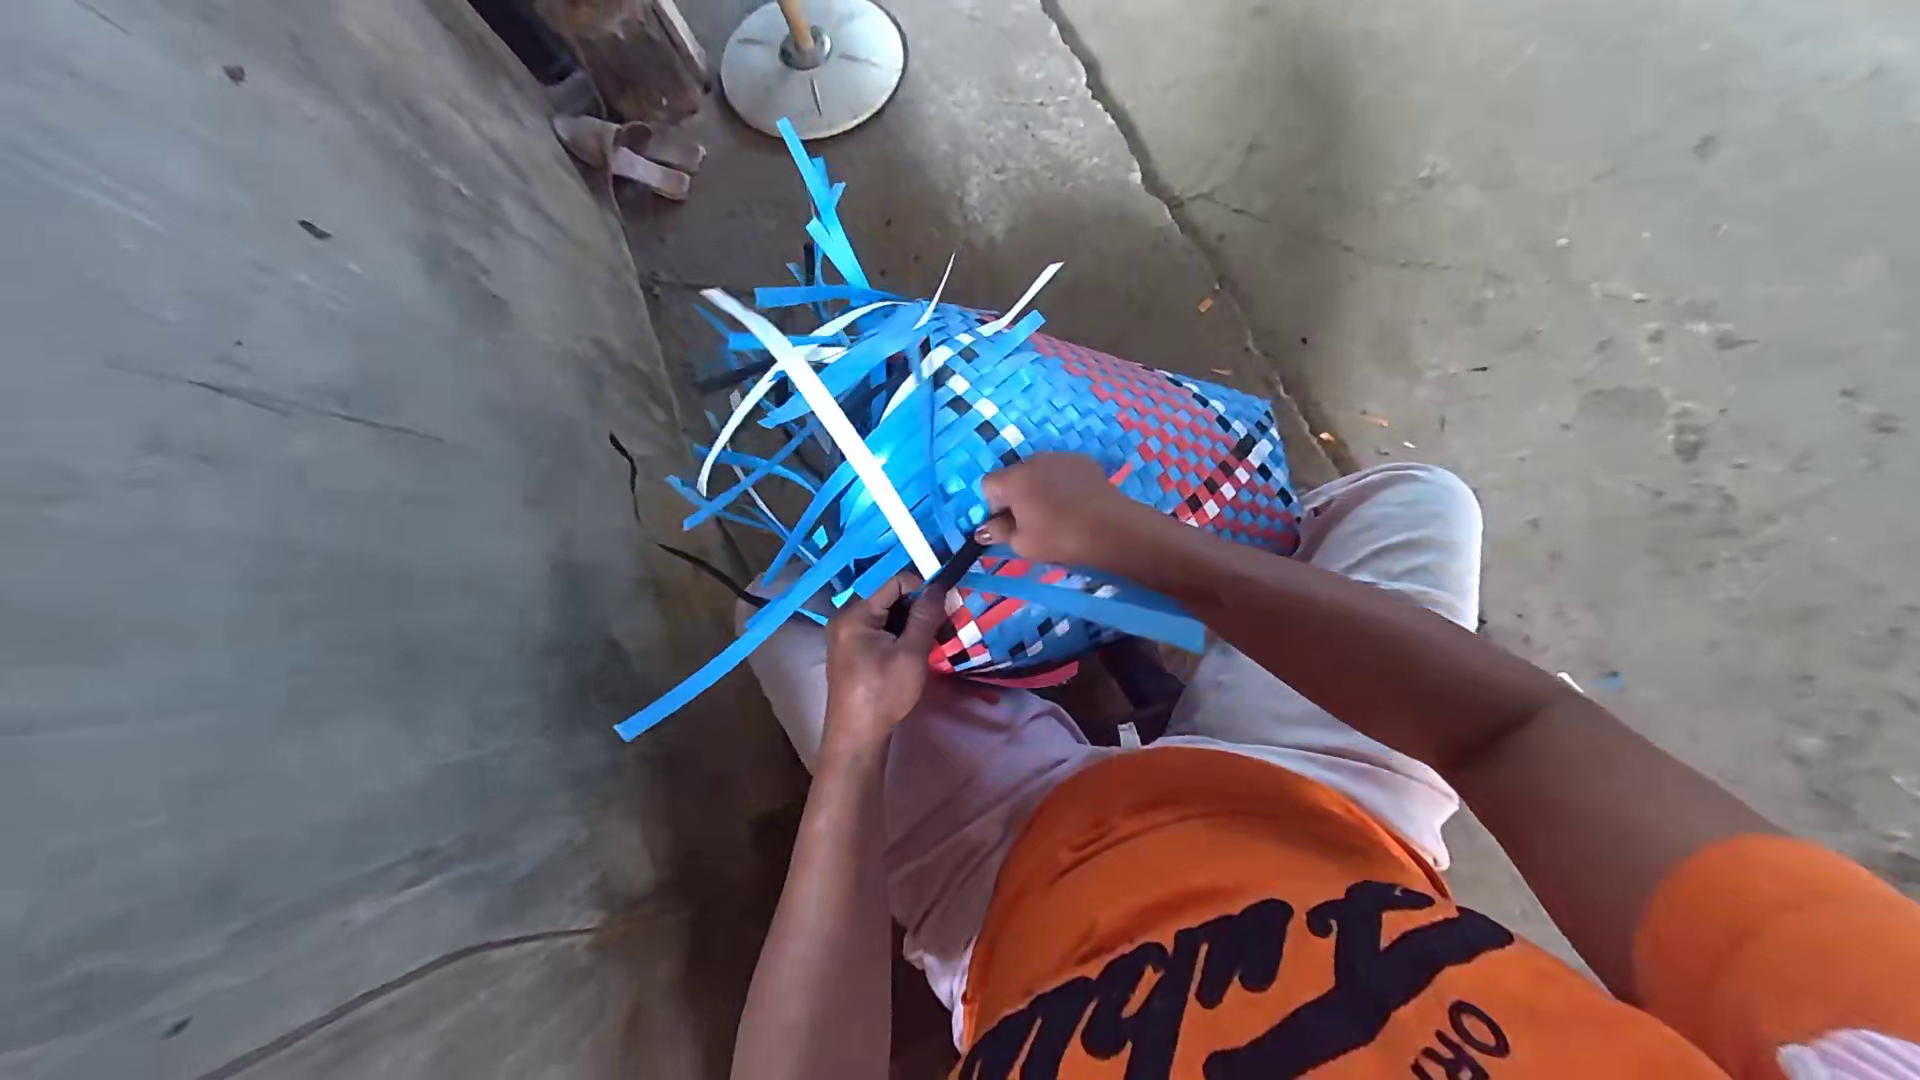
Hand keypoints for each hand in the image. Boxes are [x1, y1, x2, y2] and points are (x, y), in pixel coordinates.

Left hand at [822, 574, 948, 756]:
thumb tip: (940, 586)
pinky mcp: (852, 648)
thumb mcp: (911, 654)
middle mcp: (845, 617)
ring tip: (935, 634)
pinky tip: (917, 645)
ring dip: (911, 619)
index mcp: (855, 614)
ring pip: (886, 612)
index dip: (922, 586)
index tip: (946, 602)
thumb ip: (925, 616)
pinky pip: (879, 627)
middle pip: (889, 595)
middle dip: (918, 604)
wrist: (857, 737)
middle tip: (944, 620)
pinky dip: (899, 631)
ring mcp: (846, 633)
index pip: (894, 581)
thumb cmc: (883, 694)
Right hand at [978, 453, 1162, 567]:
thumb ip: (998, 533)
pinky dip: (1062, 483)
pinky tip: (1075, 503)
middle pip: (1014, 475)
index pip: (988, 484)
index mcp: (1013, 479)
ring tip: (1057, 512)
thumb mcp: (1022, 544)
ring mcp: (1060, 457)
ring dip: (1039, 487)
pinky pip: (1061, 470)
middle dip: (1017, 495)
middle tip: (1032, 521)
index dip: (994, 505)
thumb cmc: (1059, 538)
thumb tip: (982, 530)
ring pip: (1039, 471)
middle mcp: (1033, 460)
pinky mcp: (1083, 460)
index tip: (1009, 524)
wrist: (1110, 528)